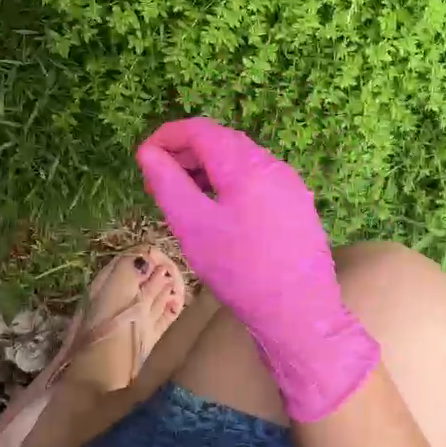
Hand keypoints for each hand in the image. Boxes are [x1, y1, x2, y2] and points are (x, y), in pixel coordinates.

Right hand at [136, 117, 380, 421]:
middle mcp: (272, 165)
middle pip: (221, 141)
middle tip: (157, 179)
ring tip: (181, 195)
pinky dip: (227, 183)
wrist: (301, 316)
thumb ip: (168, 184)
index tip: (143, 156)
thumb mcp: (193, 227)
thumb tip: (148, 153)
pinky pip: (255, 180)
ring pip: (239, 161)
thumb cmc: (241, 271)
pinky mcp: (296, 205)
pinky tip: (215, 210)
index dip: (167, 136)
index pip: (200, 130)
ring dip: (205, 168)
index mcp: (247, 165)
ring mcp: (289, 185)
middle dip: (185, 153)